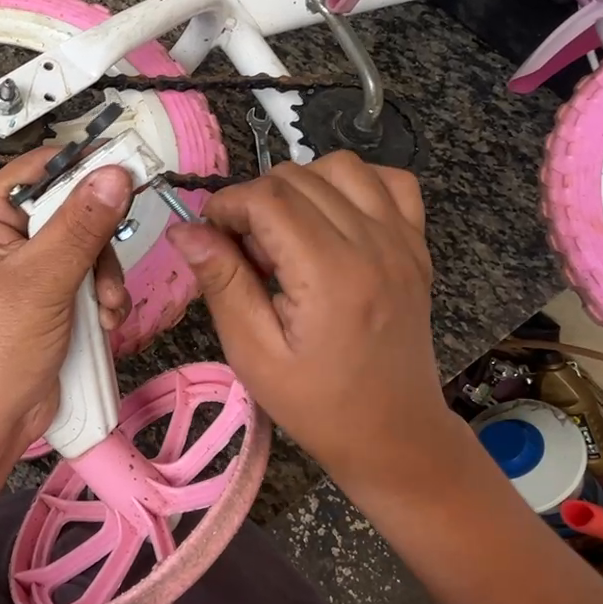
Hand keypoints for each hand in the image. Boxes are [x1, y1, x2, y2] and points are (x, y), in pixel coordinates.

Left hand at [0, 149, 134, 456]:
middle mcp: (9, 238)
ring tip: (106, 310)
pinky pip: (89, 283)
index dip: (80, 165)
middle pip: (71, 210)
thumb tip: (114, 171)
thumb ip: (81, 225)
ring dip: (105, 278)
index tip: (126, 170)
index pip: (39, 169)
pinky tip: (105, 324)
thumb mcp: (43, 279)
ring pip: (87, 249)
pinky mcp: (51, 302)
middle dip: (98, 242)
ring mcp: (31, 272)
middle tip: (107, 270)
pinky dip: (103, 301)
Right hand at [164, 152, 452, 488]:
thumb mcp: (252, 352)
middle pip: (298, 176)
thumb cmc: (317, 403)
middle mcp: (373, 246)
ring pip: (341, 166)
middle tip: (246, 249)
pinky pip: (391, 181)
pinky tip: (334, 215)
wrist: (395, 437)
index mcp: (331, 275)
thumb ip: (222, 282)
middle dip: (256, 199)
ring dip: (301, 184)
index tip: (211, 237)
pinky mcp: (417, 247)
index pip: (267, 198)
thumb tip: (185, 229)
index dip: (226, 206)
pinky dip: (356, 183)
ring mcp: (403, 242)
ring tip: (287, 229)